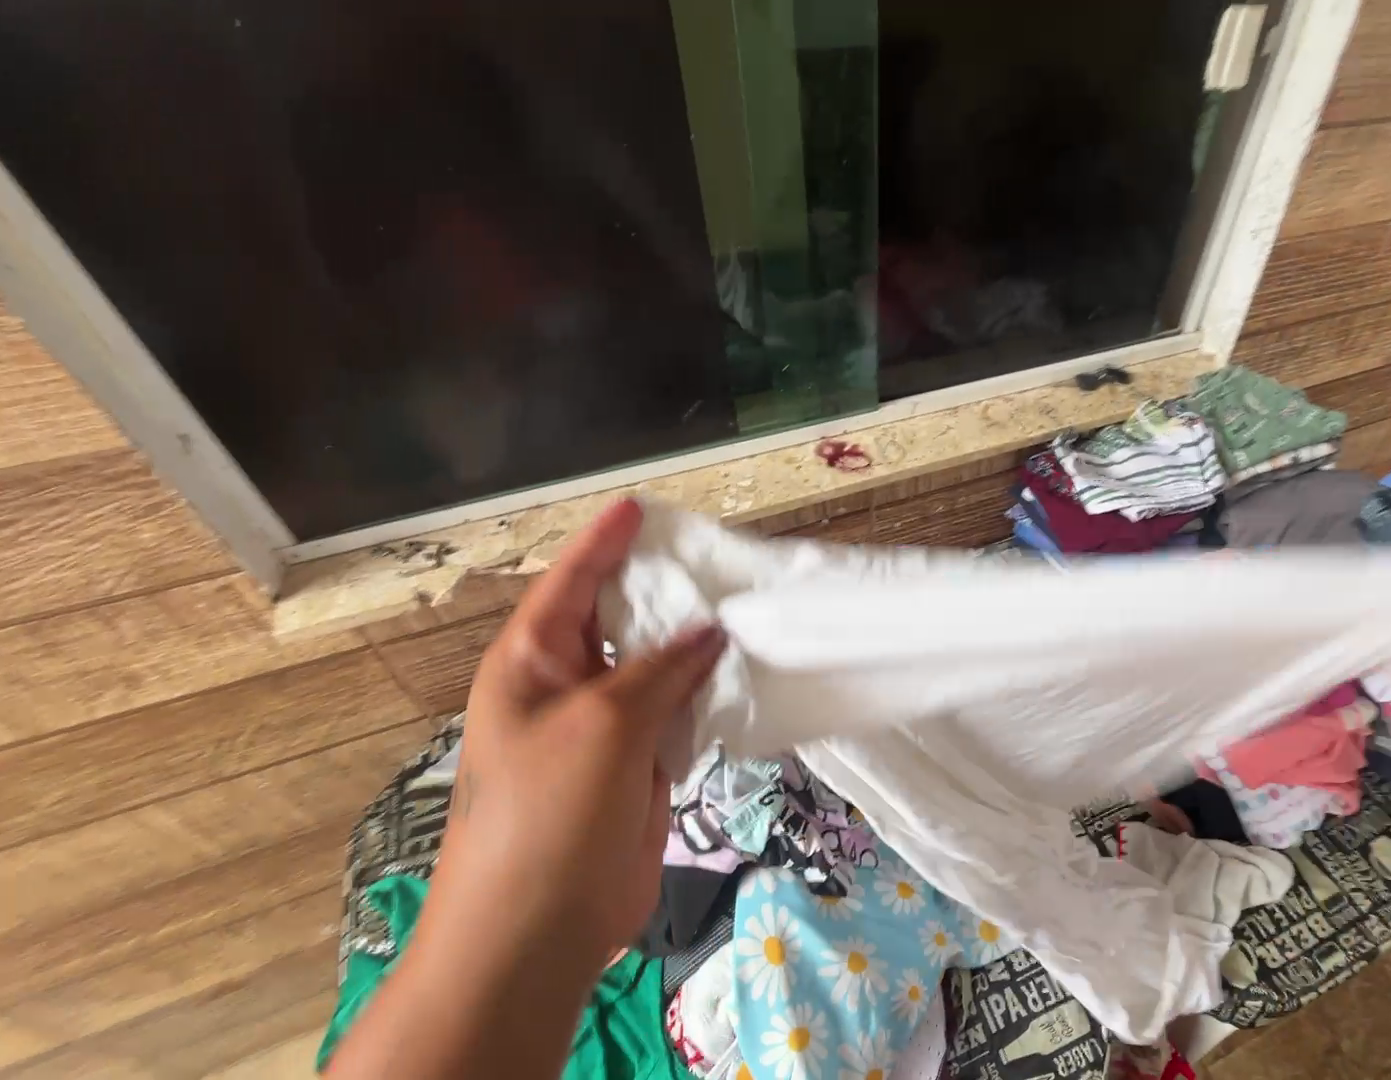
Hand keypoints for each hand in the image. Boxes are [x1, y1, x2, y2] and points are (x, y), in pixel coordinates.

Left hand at [428, 499, 725, 964]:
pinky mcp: (639, 760)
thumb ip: (660, 670)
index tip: (640, 506)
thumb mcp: (602, 723)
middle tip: (712, 554)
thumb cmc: (548, 811)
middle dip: (658, 587)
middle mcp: (566, 684)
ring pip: (654, 665)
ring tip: (740, 601)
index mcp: (532, 662)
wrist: (540, 926)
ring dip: (691, 640)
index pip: (570, 583)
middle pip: (617, 619)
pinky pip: (676, 708)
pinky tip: (741, 667)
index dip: (604, 543)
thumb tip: (710, 631)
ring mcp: (605, 725)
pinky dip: (705, 688)